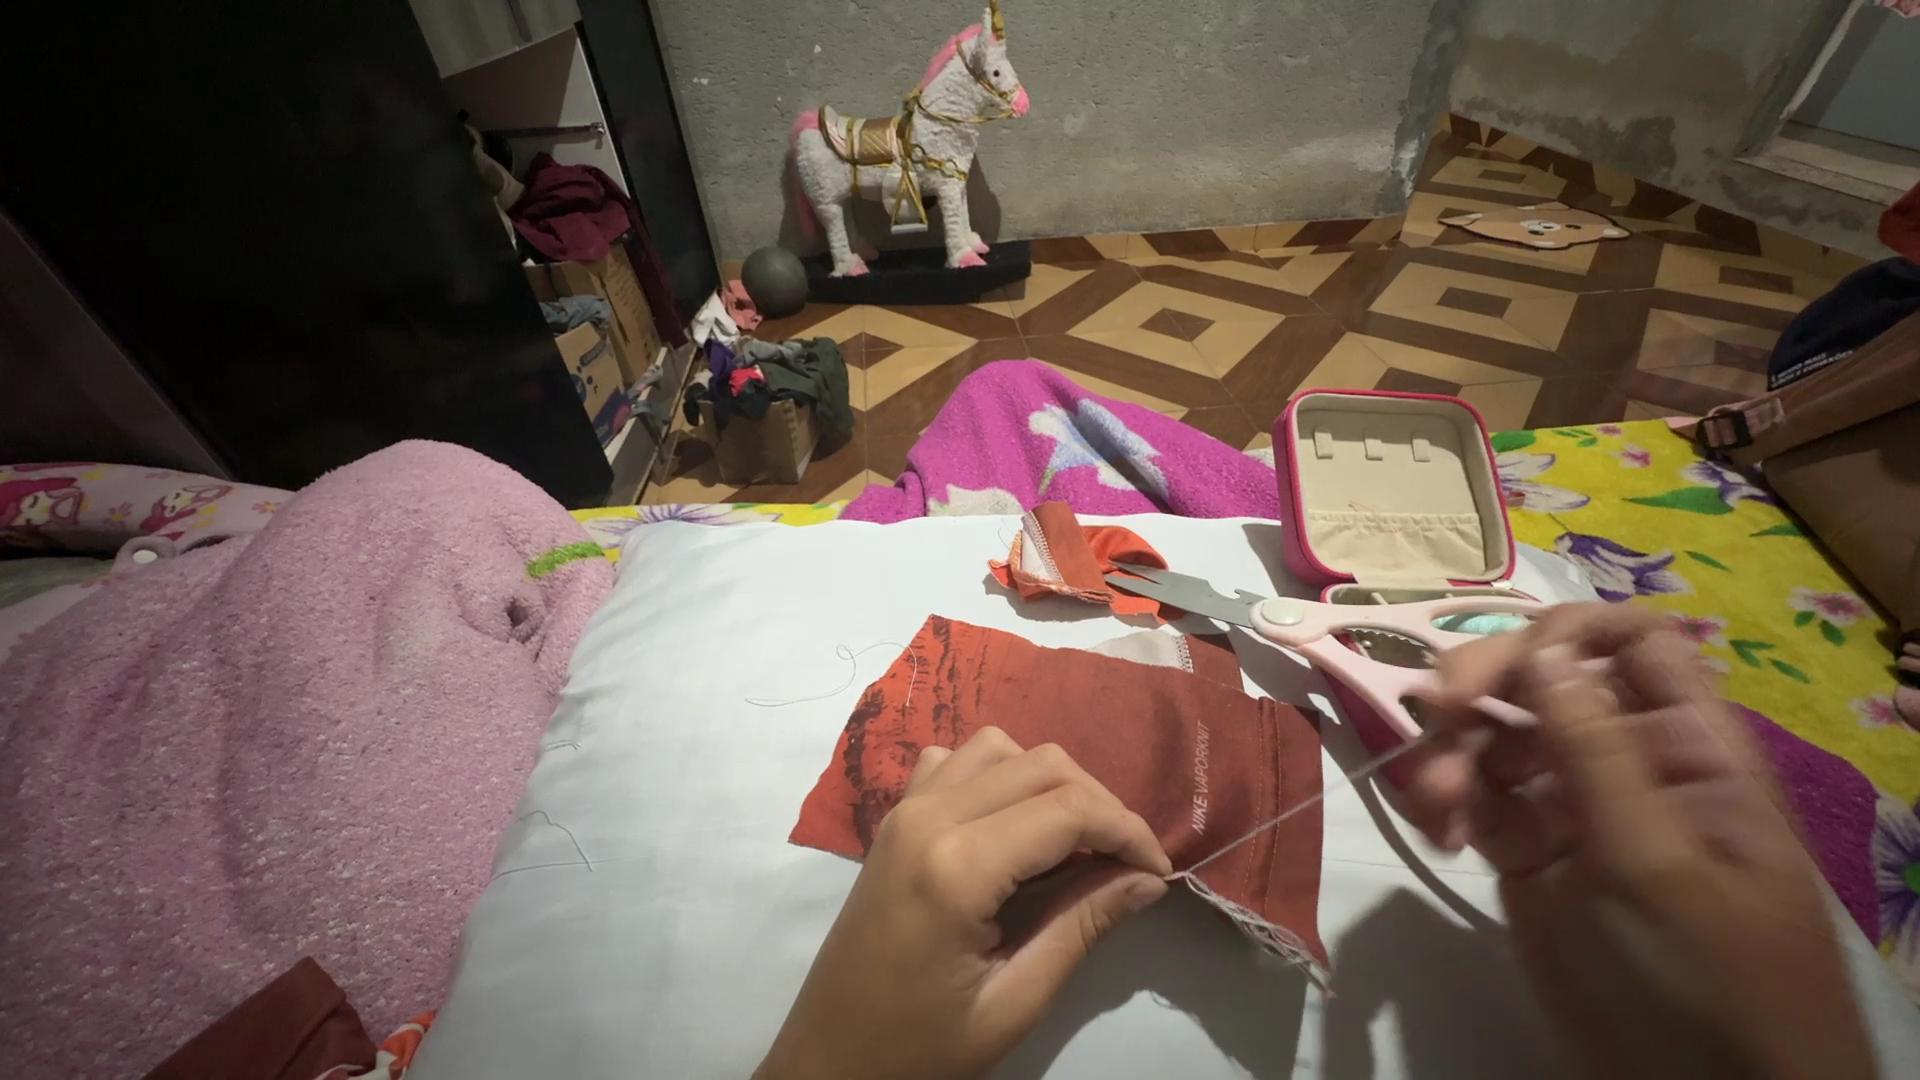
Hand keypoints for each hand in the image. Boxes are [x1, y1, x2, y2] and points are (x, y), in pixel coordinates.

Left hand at [756, 727, 1171, 1079]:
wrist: (830, 1055)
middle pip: (1040, 764)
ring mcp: (906, 805)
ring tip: (1074, 838)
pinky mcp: (896, 812)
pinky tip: (1009, 819)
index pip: (1067, 809)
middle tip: (1126, 860)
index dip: (1127, 830)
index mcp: (957, 865)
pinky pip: (955, 760)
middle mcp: (929, 813)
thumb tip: (1147, 879)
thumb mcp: (1014, 1002)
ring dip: (1049, 780)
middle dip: (1099, 802)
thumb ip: (1082, 925)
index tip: (1157, 872)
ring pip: (999, 747)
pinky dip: (998, 772)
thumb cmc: (921, 1046)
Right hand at [1406, 603, 1873, 1079]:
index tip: (1505, 661)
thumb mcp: (1651, 859)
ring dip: (1448, 757)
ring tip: (1439, 811)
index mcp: (1683, 748)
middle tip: (1440, 717)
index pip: (1632, 645)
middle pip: (1536, 678)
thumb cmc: (1704, 977)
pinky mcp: (1517, 839)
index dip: (1569, 631)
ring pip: (1486, 733)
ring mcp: (1563, 799)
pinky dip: (1440, 803)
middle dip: (1480, 690)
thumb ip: (1593, 746)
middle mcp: (1620, 758)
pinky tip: (1441, 836)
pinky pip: (1465, 791)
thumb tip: (1543, 645)